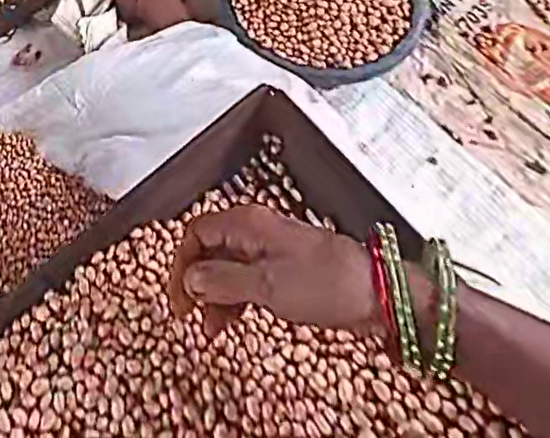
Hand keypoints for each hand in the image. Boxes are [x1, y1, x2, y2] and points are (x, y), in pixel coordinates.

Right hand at [168, 205, 380, 338]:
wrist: (369, 288)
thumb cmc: (322, 281)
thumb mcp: (266, 285)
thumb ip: (223, 281)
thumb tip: (191, 278)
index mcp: (247, 223)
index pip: (197, 232)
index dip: (182, 264)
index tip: (179, 298)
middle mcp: (254, 229)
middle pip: (209, 247)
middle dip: (196, 280)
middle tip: (190, 314)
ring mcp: (267, 247)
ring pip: (225, 265)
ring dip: (213, 294)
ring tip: (211, 327)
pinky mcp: (279, 265)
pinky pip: (244, 277)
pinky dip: (232, 297)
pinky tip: (229, 320)